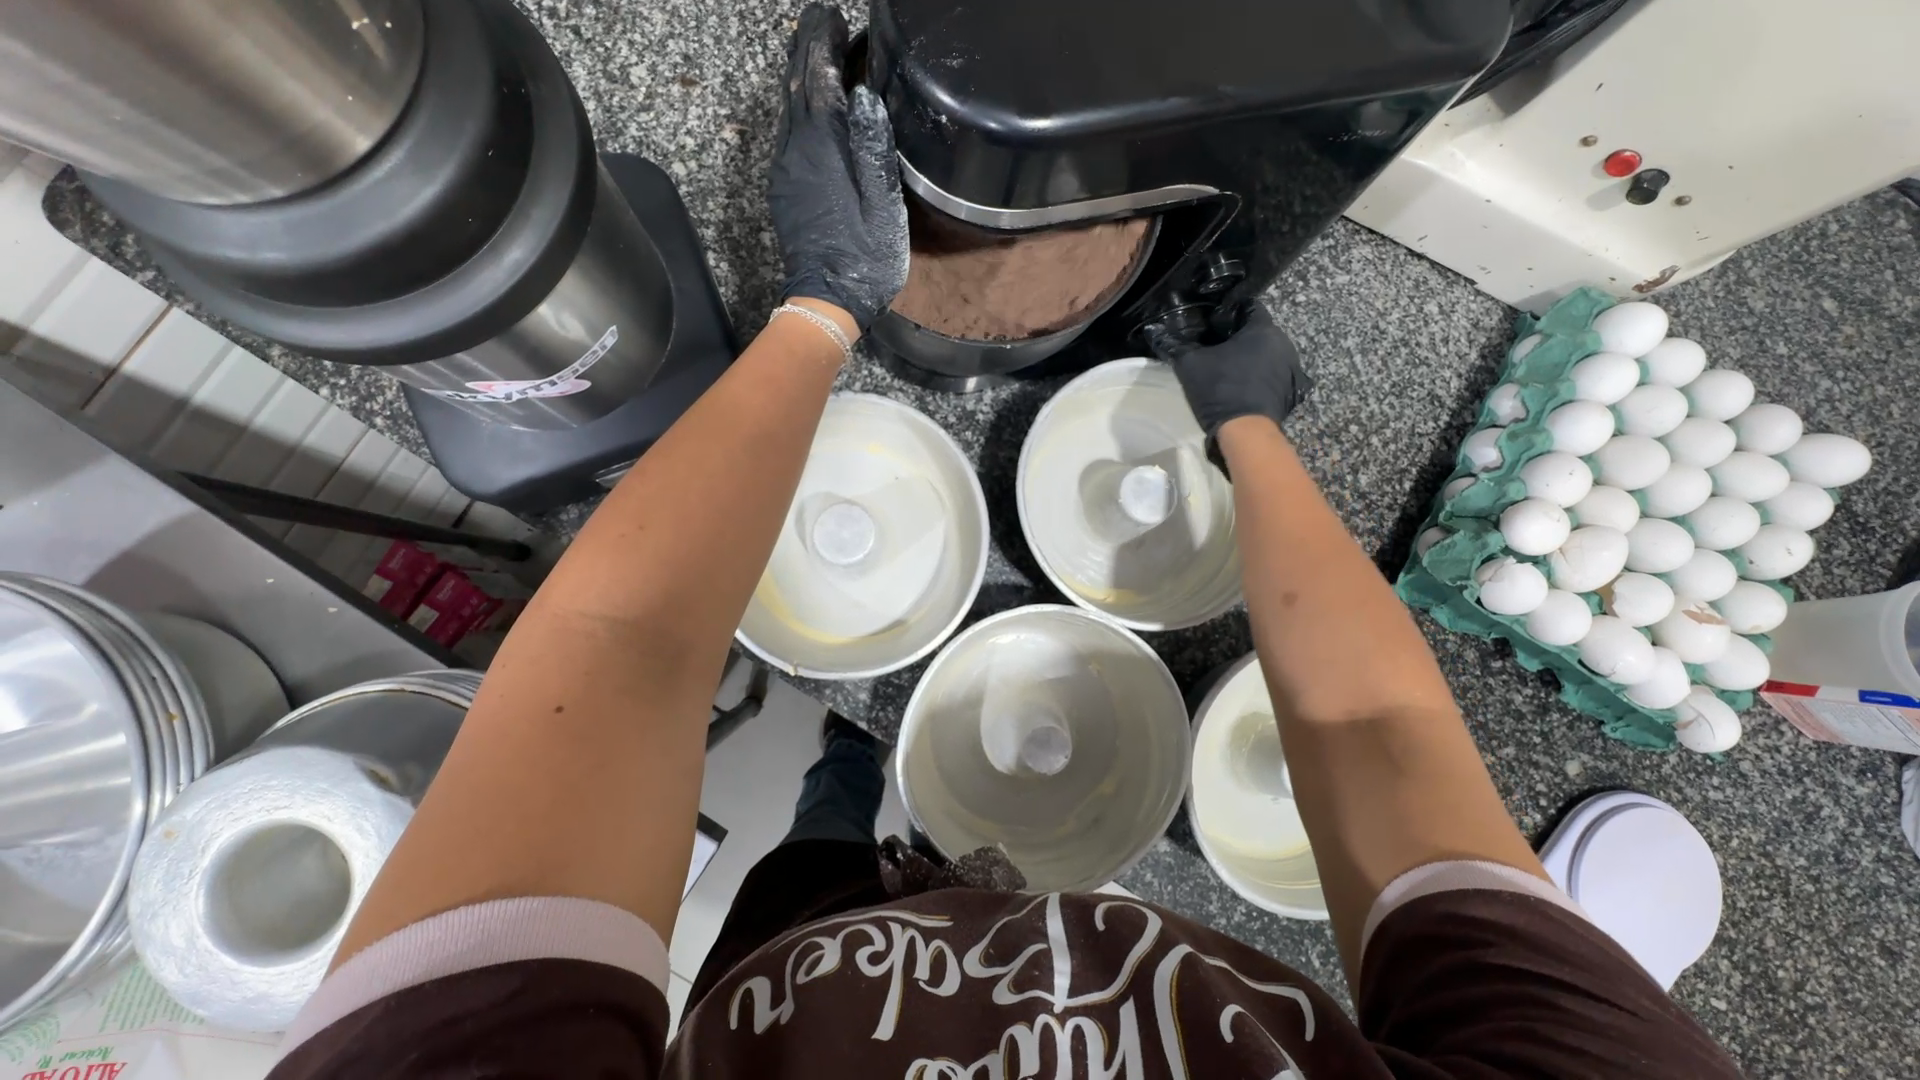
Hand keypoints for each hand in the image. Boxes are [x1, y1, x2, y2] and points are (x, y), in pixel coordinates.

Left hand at [767, 5, 908, 332]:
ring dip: (802, 77)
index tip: (831, 16)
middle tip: (823, 22)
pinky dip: (801, 108)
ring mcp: (785, 171)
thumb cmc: (863, 257)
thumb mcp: (883, 204)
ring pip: (788, 109)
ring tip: (820, 54)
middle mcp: (795, 152)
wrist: (826, 301)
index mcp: (822, 149)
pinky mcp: (783, 189)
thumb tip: (865, 96)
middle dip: (807, 50)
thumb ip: (874, 147)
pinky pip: (789, 134)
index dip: (823, 43)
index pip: (817, 79)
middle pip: (796, 87)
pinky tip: (815, 108)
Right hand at [1143, 303, 1311, 434]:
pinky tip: (1245, 388)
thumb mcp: (1190, 365)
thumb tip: (1154, 331)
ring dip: (1252, 358)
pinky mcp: (1291, 391)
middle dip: (1240, 337)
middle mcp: (1283, 344)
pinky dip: (1262, 379)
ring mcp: (1291, 368)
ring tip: (1229, 370)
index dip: (1228, 313)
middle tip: (1216, 348)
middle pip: (1259, 332)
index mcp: (1262, 330)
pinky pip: (1274, 376)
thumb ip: (1174, 345)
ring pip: (1268, 354)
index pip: (1248, 307)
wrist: (1246, 432)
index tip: (1212, 325)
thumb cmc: (1219, 390)